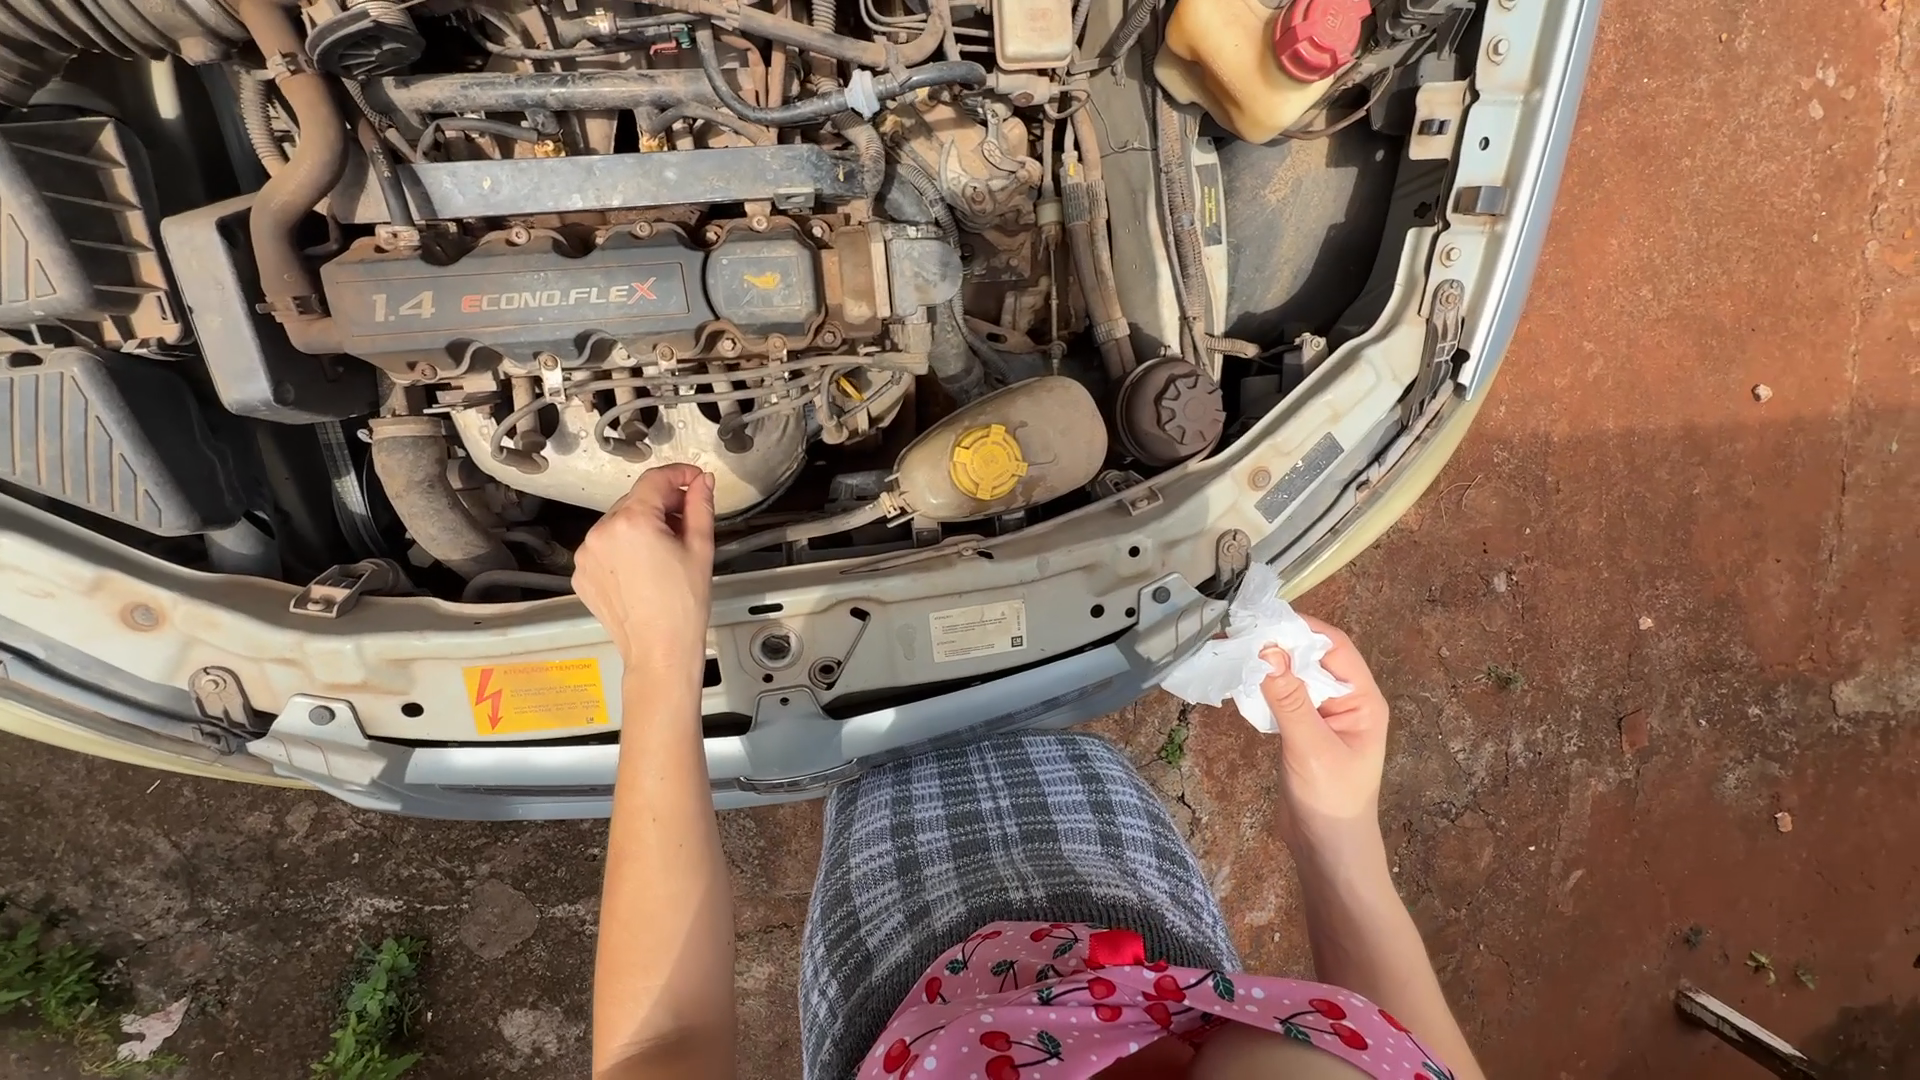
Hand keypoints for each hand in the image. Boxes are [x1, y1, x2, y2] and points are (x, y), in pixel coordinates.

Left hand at [573, 464, 715, 673]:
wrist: (659, 649)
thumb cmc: (684, 604)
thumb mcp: (701, 548)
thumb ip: (701, 506)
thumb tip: (702, 482)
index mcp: (632, 521)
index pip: (655, 479)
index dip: (680, 474)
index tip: (695, 479)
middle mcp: (601, 531)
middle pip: (636, 500)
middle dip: (664, 505)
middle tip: (690, 523)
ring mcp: (586, 553)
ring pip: (620, 523)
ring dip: (643, 526)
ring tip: (667, 552)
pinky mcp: (582, 572)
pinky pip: (606, 546)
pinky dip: (625, 547)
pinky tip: (646, 568)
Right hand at [1256, 616, 1388, 847]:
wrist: (1327, 851)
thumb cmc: (1330, 800)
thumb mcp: (1310, 747)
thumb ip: (1288, 698)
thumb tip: (1267, 650)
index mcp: (1362, 700)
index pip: (1334, 646)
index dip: (1302, 628)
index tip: (1263, 618)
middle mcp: (1344, 700)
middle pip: (1311, 656)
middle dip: (1278, 642)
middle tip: (1239, 632)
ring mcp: (1321, 714)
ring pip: (1293, 674)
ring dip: (1266, 662)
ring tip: (1232, 650)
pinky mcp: (1301, 729)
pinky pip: (1281, 695)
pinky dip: (1261, 685)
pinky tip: (1239, 681)